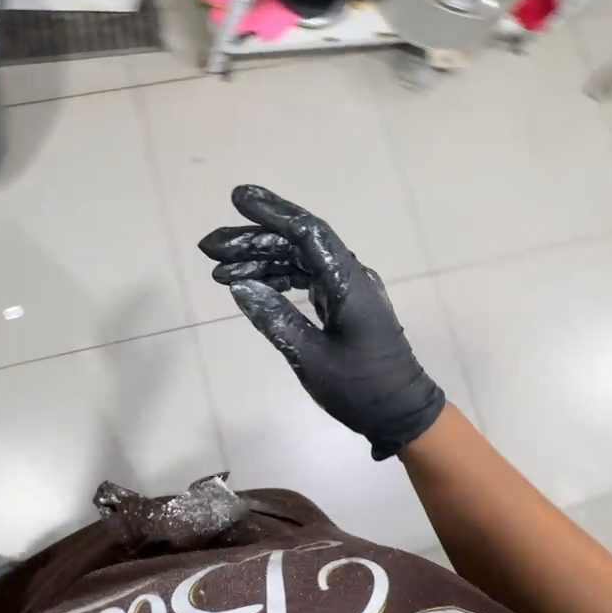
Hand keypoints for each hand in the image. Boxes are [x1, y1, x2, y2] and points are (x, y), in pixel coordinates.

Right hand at [199, 185, 443, 457]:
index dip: (271, 213)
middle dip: (251, 241)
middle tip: (209, 247)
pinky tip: (245, 285)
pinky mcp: (340, 303)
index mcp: (347, 283)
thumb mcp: (312, 359)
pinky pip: (303, 279)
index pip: (306, 233)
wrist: (401, 413)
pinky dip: (273, 279)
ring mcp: (345, 289)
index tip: (236, 199)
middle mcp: (348, 276)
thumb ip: (275, 319)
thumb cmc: (361, 389)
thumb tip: (240, 286)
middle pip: (295, 243)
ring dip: (257, 262)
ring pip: (296, 260)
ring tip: (217, 270)